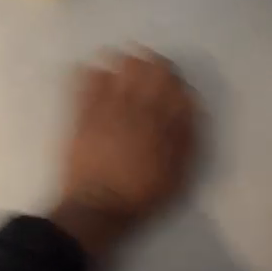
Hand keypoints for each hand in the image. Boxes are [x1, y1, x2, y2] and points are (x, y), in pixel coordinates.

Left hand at [48, 49, 198, 258]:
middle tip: (148, 76)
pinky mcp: (80, 110)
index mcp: (161, 120)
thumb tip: (190, 102)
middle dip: (150, 65)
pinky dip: (93, 72)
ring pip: (117, 63)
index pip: (173, 79)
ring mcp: (105, 105)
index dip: (173, 77)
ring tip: (122, 77)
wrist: (96, 208)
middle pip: (147, 63)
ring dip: (123, 65)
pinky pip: (85, 76)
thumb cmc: (141, 194)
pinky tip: (96, 80)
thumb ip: (186, 135)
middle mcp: (134, 105)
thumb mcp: (178, 172)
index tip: (171, 84)